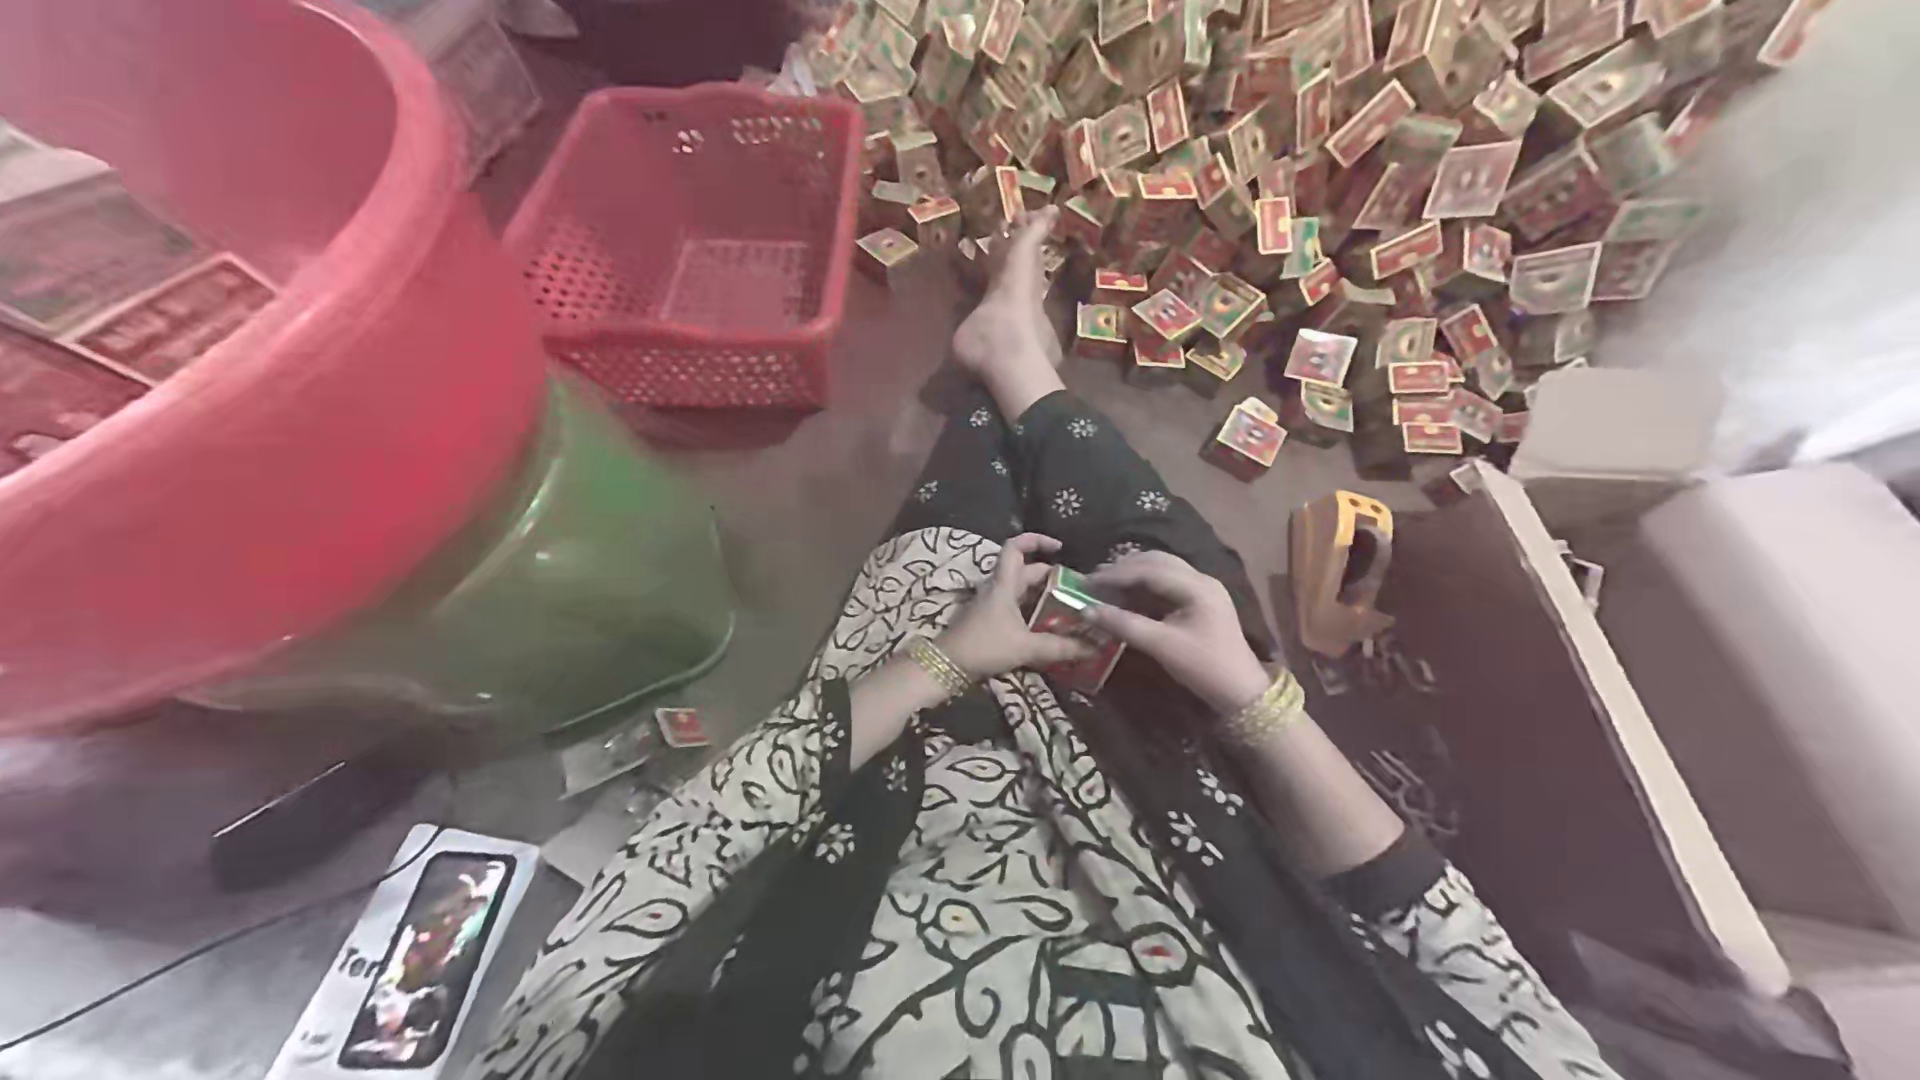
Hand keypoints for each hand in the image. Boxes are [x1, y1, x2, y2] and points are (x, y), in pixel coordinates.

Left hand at [938, 533, 1094, 678]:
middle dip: (1051, 577)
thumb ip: (1060, 647)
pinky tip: (1049, 627)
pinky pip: (1016, 608)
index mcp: (1004, 584)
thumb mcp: (1026, 647)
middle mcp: (998, 589)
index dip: (1036, 540)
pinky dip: (1033, 612)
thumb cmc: (984, 646)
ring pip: (1022, 591)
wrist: (947, 665)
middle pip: (1026, 571)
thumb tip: (1095, 647)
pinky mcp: (990, 621)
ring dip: (1043, 597)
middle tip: (1076, 590)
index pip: (1015, 547)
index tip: (1059, 548)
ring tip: (1069, 609)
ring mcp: (992, 604)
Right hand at [1085, 551, 1271, 713]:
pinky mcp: (1199, 601)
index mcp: (1196, 587)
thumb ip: (1124, 625)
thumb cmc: (1204, 667)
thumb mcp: (1161, 646)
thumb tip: (1087, 611)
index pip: (1149, 569)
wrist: (1241, 692)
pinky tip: (1126, 595)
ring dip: (1133, 574)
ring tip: (1106, 585)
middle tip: (1094, 580)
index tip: (1088, 581)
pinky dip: (1143, 585)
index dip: (1115, 574)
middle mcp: (1201, 579)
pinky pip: (1166, 582)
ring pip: (1161, 569)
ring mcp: (1202, 588)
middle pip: (1155, 561)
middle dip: (1123, 568)